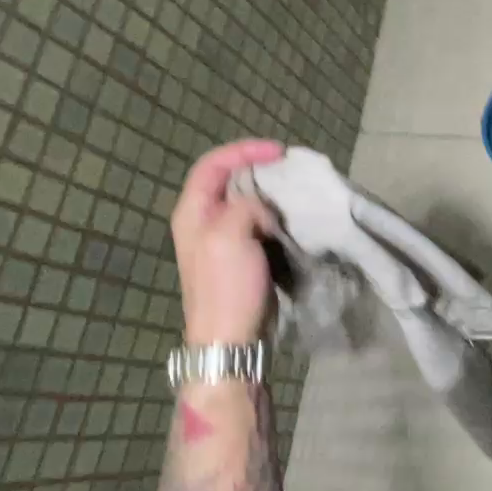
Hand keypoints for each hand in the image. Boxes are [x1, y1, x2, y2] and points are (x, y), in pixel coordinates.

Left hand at [172, 139, 283, 346]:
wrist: (232, 339)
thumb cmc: (226, 288)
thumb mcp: (229, 237)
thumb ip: (245, 206)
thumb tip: (263, 207)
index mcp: (192, 213)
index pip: (213, 165)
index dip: (244, 151)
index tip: (280, 153)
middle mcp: (204, 223)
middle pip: (230, 180)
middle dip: (261, 170)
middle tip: (292, 171)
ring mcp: (224, 241)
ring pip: (248, 203)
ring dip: (272, 195)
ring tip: (298, 193)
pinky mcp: (244, 257)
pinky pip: (261, 225)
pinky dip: (278, 217)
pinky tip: (296, 220)